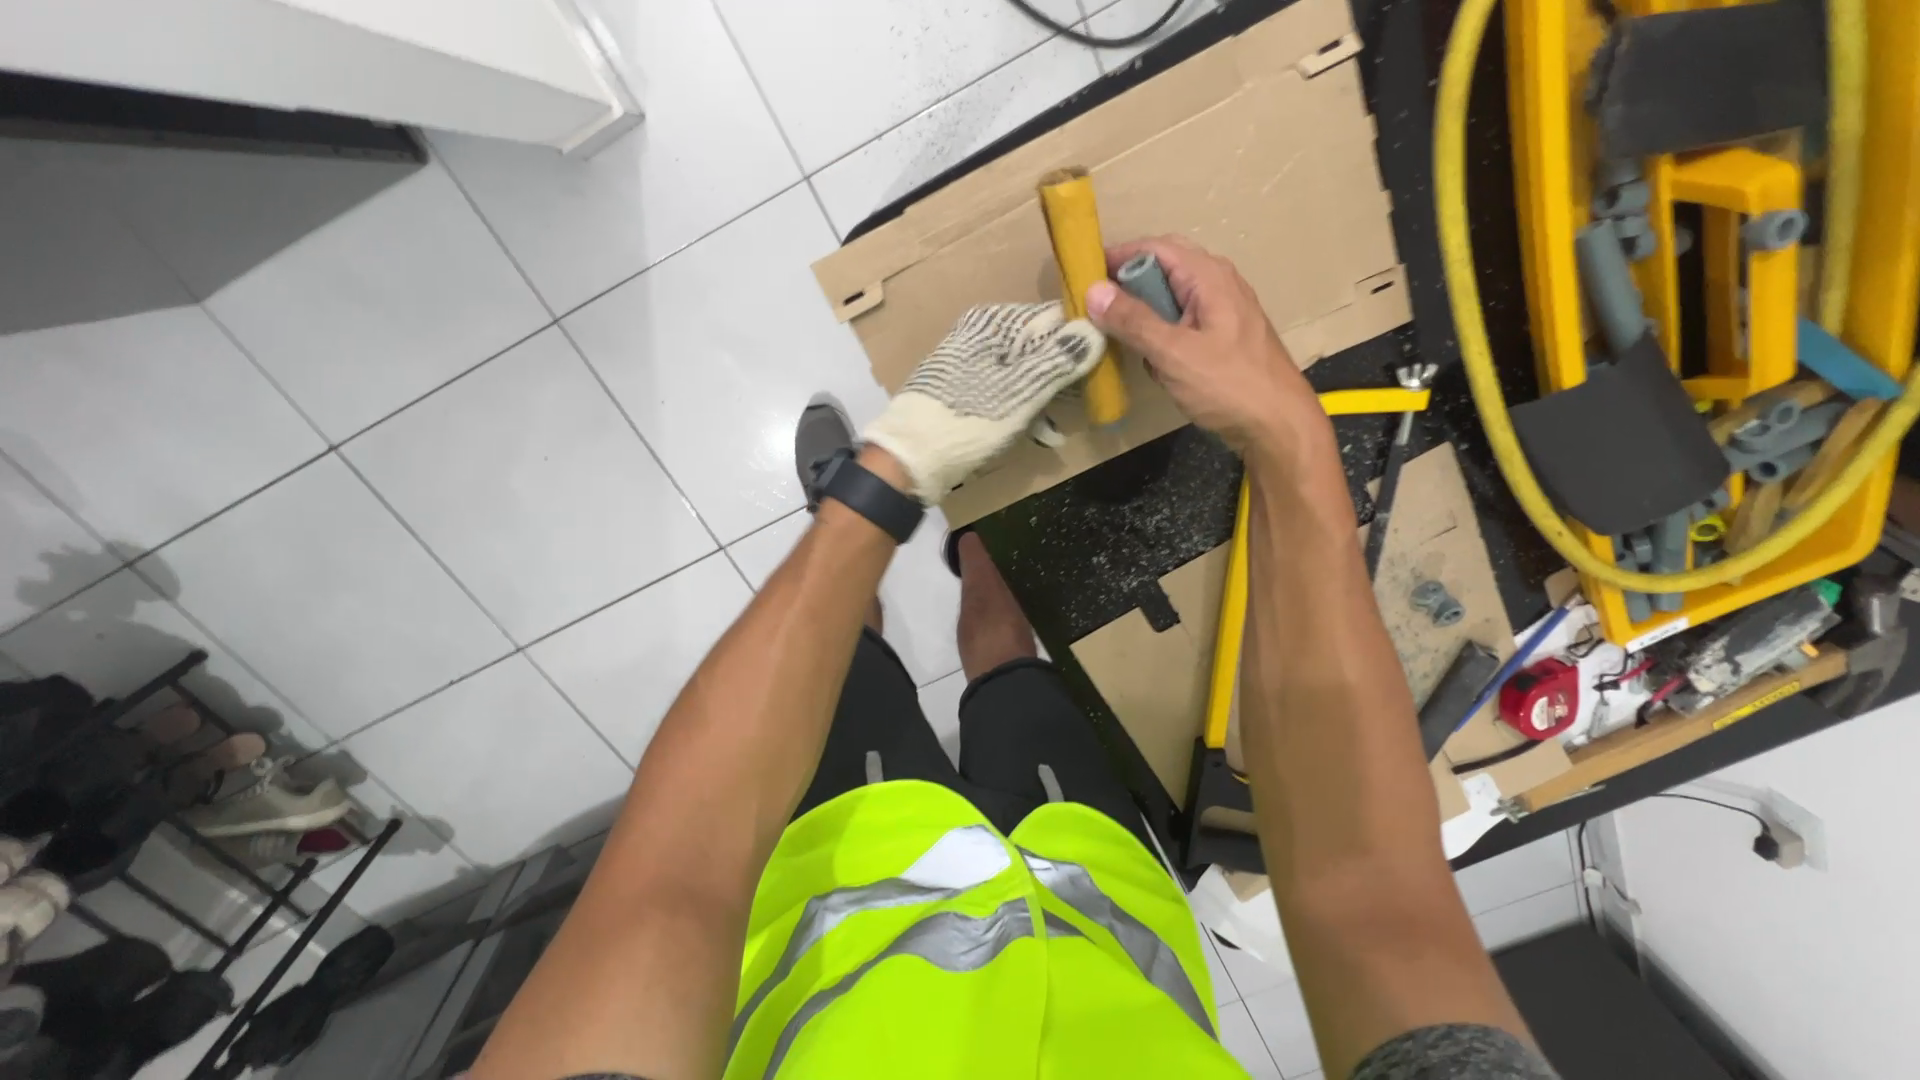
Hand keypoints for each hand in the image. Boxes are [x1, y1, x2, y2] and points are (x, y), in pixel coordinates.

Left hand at [863, 302, 1104, 502]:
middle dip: (1064, 375)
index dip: (1080, 340)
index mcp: (992, 324)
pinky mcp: (961, 390)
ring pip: (1023, 372)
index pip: (1052, 317)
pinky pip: (1004, 392)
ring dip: (1046, 398)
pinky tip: (1041, 435)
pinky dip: (1023, 410)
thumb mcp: (1020, 393)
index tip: (1101, 366)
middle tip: (1083, 402)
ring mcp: (969, 363)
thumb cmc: (967, 421)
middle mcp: (979, 335)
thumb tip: (1095, 330)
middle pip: (1038, 346)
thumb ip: (1059, 361)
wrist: (907, 461)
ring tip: (1059, 427)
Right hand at [1086, 236, 1324, 453]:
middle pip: (1164, 268)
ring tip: (1117, 333)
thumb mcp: (1174, 353)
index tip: (1083, 276)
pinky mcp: (1223, 337)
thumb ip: (1133, 321)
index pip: (1155, 248)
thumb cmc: (1229, 386)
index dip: (1118, 256)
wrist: (1278, 426)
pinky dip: (1161, 332)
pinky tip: (1150, 358)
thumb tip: (1093, 291)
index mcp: (1209, 277)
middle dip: (1129, 283)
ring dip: (1144, 311)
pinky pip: (1183, 321)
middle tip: (1097, 306)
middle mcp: (1218, 284)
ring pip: (1172, 297)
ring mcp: (1223, 311)